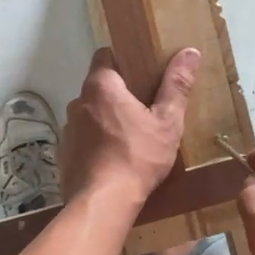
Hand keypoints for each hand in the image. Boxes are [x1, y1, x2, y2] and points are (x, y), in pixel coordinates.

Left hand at [60, 47, 198, 208]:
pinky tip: (112, 157)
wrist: (103, 202)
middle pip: (97, 85)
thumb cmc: (138, 157)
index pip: (104, 56)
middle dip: (117, 92)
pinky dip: (95, 140)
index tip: (141, 72)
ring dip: (105, 117)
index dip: (122, 60)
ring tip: (129, 134)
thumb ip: (176, 86)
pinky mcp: (64, 151)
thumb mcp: (167, 122)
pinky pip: (82, 136)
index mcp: (101, 87)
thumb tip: (190, 52)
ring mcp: (68, 127)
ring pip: (89, 112)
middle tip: (143, 106)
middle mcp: (78, 101)